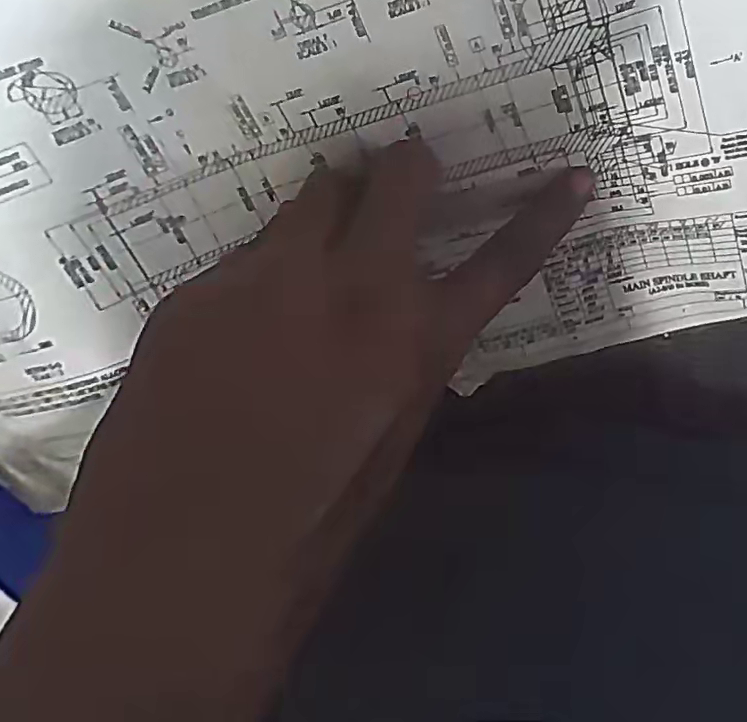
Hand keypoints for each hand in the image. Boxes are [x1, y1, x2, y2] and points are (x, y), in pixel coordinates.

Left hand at [70, 139, 591, 554]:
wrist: (172, 578)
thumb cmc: (314, 520)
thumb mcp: (398, 429)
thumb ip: (410, 348)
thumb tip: (406, 300)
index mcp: (415, 338)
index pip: (505, 259)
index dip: (547, 213)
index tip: (575, 175)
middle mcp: (349, 286)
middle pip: (396, 174)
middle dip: (405, 169)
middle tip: (399, 184)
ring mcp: (266, 278)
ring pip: (315, 193)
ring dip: (334, 208)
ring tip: (317, 257)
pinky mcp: (197, 290)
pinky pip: (251, 250)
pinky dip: (268, 266)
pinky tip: (243, 323)